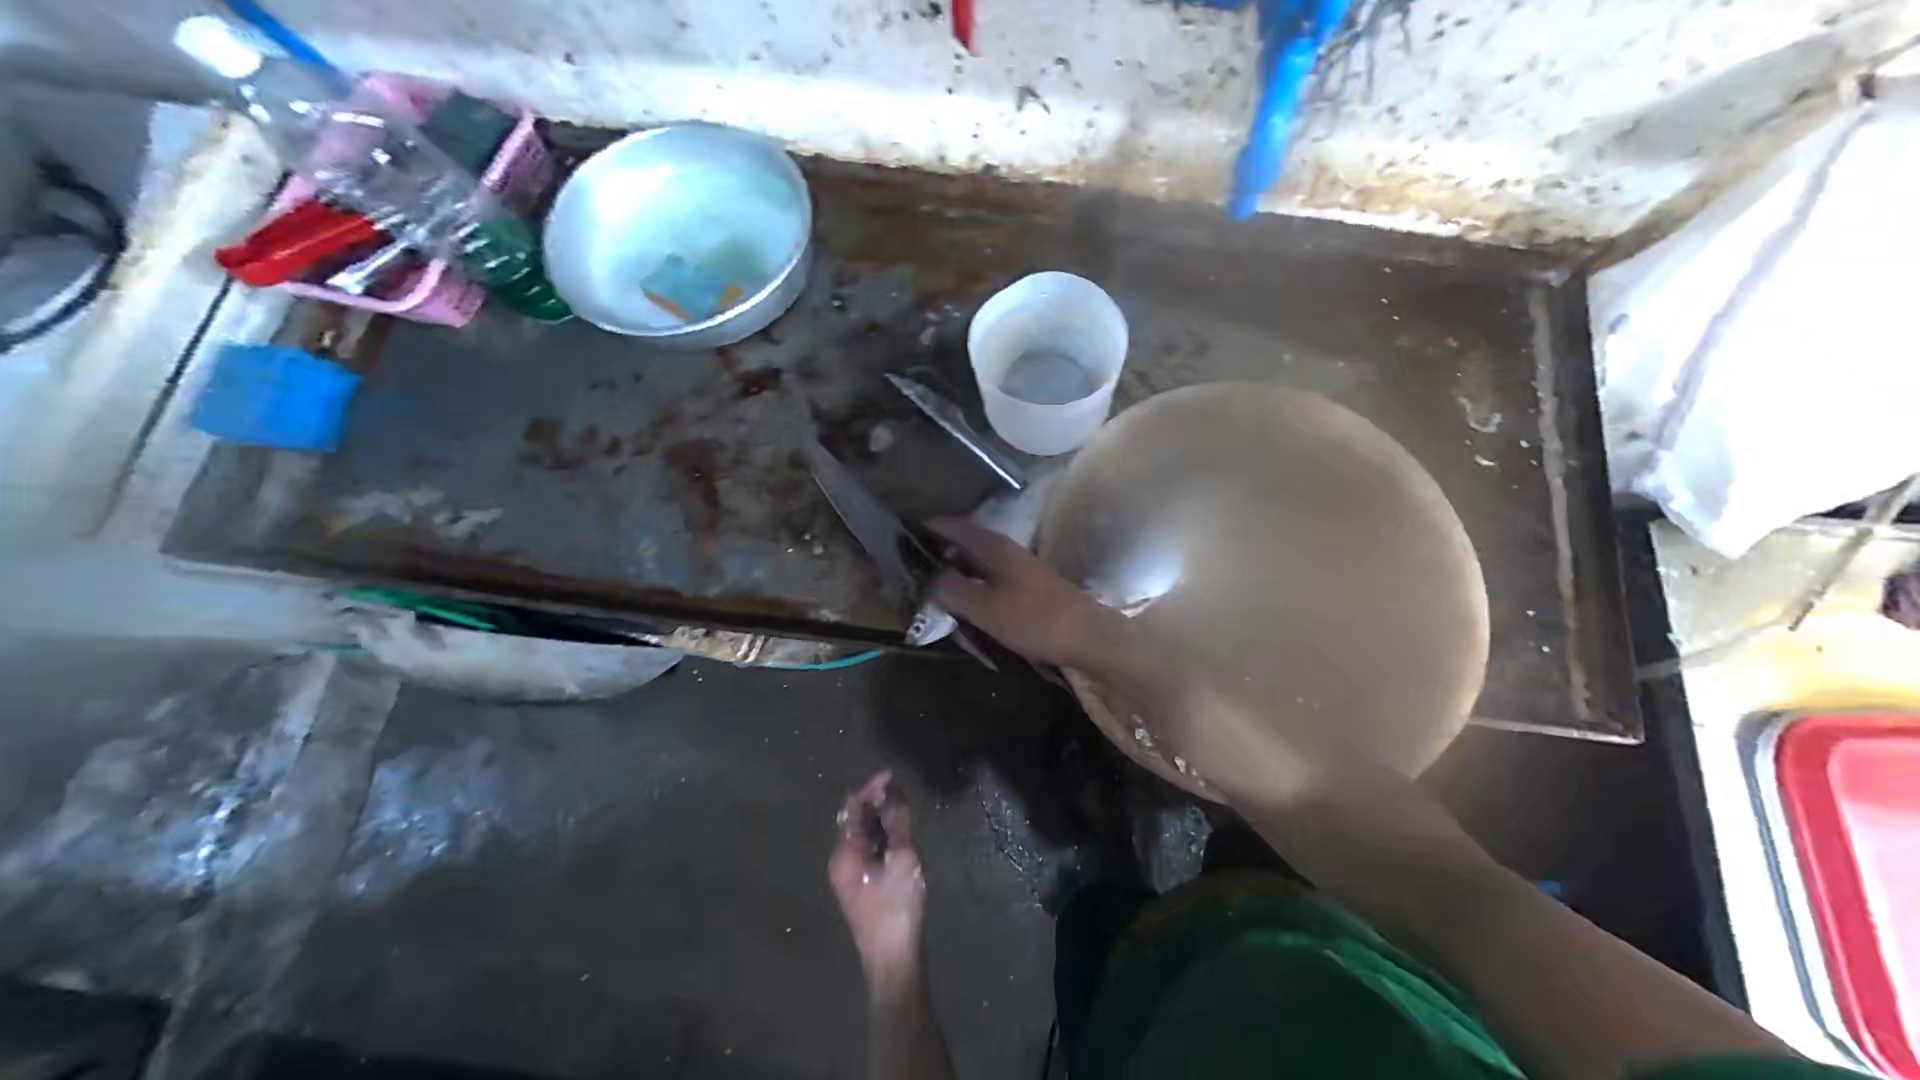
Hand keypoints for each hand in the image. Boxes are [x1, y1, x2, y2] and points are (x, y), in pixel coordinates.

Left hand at [828, 771, 925, 992]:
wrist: (893, 962)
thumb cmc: (897, 907)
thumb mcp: (902, 858)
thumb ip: (897, 820)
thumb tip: (893, 789)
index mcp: (844, 853)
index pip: (853, 807)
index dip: (872, 787)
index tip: (893, 775)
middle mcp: (840, 861)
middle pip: (855, 820)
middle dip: (876, 801)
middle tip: (901, 790)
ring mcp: (849, 876)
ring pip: (863, 836)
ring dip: (880, 818)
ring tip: (903, 807)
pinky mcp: (861, 887)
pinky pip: (868, 850)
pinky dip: (882, 836)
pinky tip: (899, 835)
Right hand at [926, 517, 1104, 666]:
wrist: (1086, 635)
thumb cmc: (1034, 618)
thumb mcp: (984, 607)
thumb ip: (953, 590)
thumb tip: (930, 578)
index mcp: (993, 545)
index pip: (953, 525)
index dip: (928, 526)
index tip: (903, 530)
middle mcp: (1004, 548)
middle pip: (964, 541)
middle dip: (937, 547)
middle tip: (909, 560)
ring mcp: (1016, 566)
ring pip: (976, 559)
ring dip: (953, 566)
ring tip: (927, 580)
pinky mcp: (1024, 585)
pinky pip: (987, 575)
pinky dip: (969, 580)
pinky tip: (960, 597)